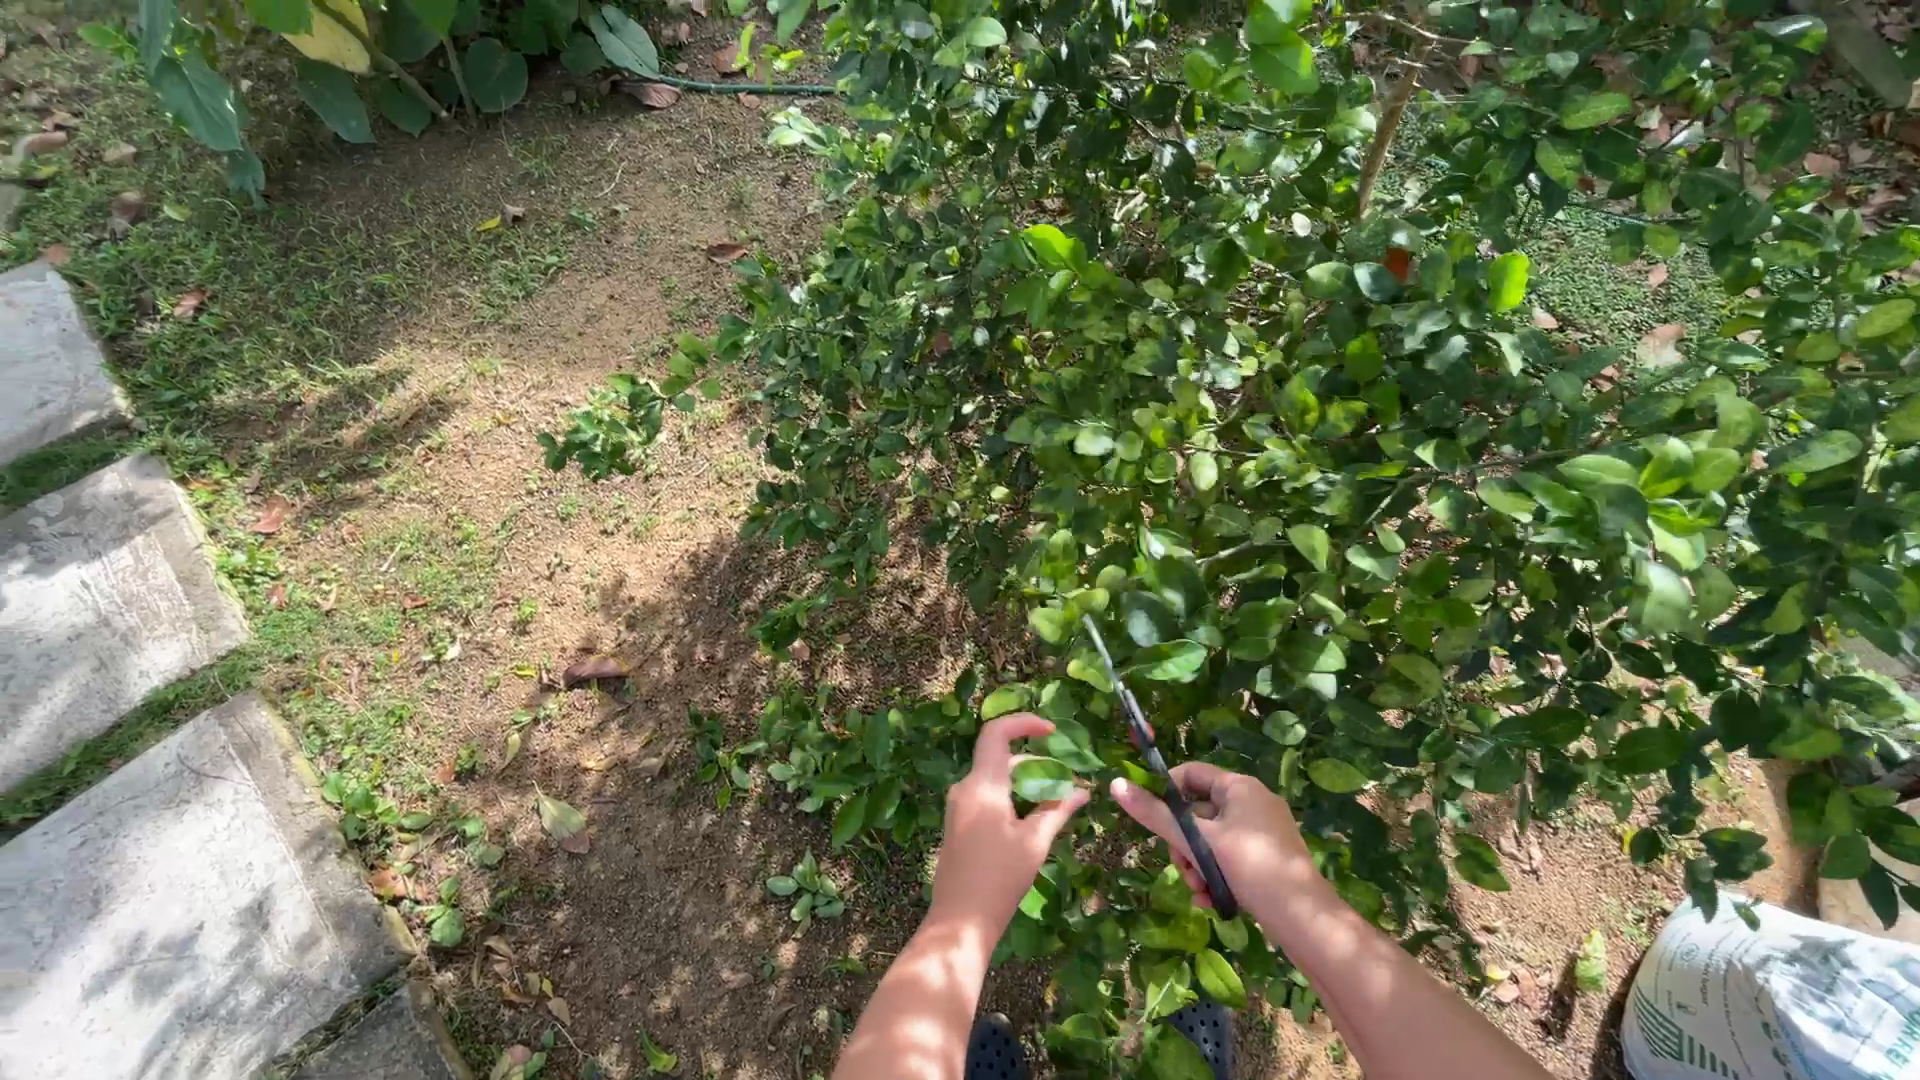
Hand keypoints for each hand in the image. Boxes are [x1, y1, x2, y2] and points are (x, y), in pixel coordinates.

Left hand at [929, 713, 1089, 931]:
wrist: (960, 921)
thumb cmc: (999, 879)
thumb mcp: (1035, 842)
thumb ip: (1058, 810)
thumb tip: (1084, 790)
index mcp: (982, 785)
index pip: (996, 733)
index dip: (1023, 723)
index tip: (1052, 731)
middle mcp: (965, 788)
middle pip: (1000, 757)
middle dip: (1036, 763)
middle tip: (1067, 782)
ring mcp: (959, 806)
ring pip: (996, 778)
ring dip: (1026, 782)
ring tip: (1056, 803)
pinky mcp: (958, 823)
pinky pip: (987, 795)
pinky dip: (1012, 797)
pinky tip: (1034, 819)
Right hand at [1111, 763, 1312, 910]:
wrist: (1305, 920)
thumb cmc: (1251, 867)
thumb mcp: (1197, 841)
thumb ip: (1156, 815)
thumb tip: (1116, 785)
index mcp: (1239, 787)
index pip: (1190, 773)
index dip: (1165, 792)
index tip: (1151, 819)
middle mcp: (1253, 802)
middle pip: (1198, 812)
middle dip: (1182, 843)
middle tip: (1180, 866)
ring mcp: (1263, 832)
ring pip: (1211, 840)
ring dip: (1196, 864)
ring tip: (1198, 889)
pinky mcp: (1268, 860)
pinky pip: (1230, 858)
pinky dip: (1216, 876)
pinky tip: (1210, 900)